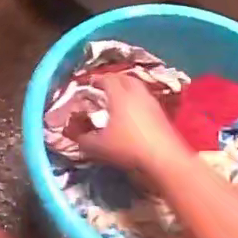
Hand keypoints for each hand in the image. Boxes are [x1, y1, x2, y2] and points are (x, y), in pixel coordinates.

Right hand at [76, 72, 192, 176]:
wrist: (164, 158)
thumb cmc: (128, 147)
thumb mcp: (99, 146)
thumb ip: (83, 139)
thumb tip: (74, 135)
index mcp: (120, 96)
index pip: (108, 79)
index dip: (97, 79)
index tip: (90, 82)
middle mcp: (137, 94)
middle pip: (125, 78)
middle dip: (114, 79)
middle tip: (104, 85)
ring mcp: (152, 103)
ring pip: (138, 87)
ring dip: (127, 88)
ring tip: (118, 97)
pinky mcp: (161, 114)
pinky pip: (145, 99)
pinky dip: (136, 100)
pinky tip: (132, 112)